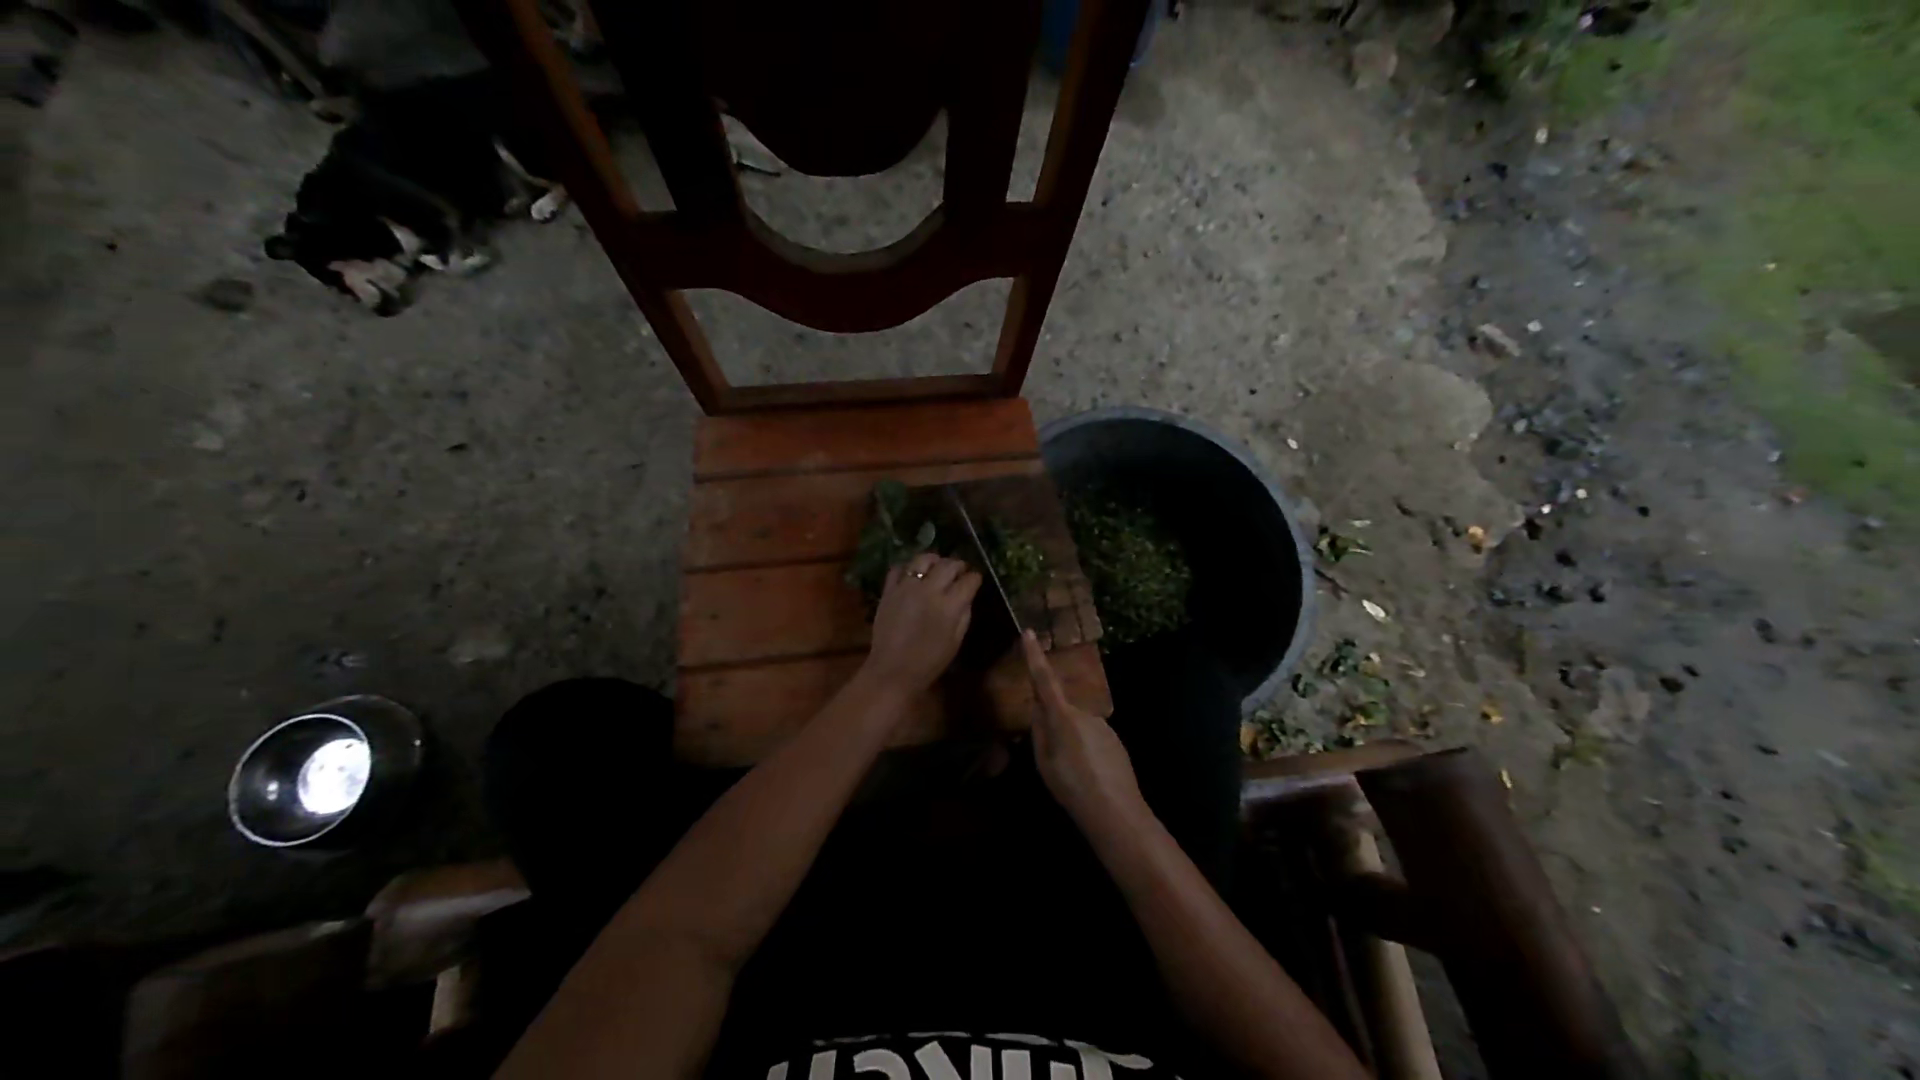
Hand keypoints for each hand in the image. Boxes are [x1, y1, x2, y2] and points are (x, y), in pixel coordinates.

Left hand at [861, 553, 981, 695]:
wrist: (892, 670)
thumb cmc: (929, 661)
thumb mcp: (956, 641)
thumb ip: (964, 614)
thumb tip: (966, 595)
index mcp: (949, 605)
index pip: (969, 580)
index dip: (975, 578)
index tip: (975, 580)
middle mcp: (929, 590)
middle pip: (948, 565)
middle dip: (958, 565)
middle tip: (960, 571)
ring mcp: (906, 587)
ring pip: (923, 559)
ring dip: (935, 560)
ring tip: (937, 567)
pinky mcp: (888, 590)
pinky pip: (899, 568)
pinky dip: (908, 568)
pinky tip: (913, 575)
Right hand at [1021, 629, 1145, 830]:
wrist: (1116, 811)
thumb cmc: (1072, 786)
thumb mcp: (1043, 761)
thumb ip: (1038, 730)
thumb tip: (1037, 707)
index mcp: (1063, 716)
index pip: (1044, 680)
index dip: (1035, 656)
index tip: (1029, 632)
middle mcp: (1085, 713)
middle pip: (1060, 711)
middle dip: (1053, 727)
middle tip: (1051, 760)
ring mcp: (1103, 726)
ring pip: (1077, 727)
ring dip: (1071, 743)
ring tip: (1072, 775)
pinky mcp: (1115, 740)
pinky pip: (1092, 739)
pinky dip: (1085, 752)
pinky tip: (1088, 776)